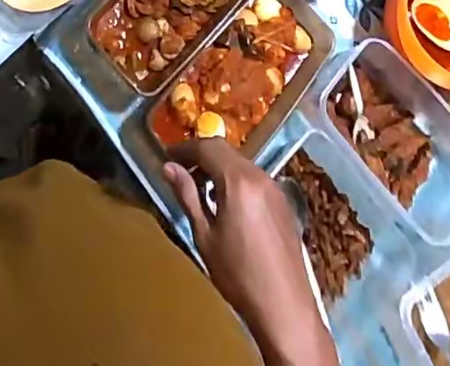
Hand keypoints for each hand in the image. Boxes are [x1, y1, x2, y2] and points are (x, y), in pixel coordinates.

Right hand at [165, 140, 335, 365]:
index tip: (166, 155)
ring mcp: (274, 185)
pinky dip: (234, 179)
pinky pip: (253, 178)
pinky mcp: (282, 199)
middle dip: (201, 155)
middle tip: (178, 170)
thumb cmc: (237, 274)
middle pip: (226, 151)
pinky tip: (224, 201)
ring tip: (197, 187)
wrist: (283, 302)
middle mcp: (259, 174)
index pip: (209, 147)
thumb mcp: (205, 236)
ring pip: (241, 163)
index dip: (185, 148)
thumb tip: (170, 168)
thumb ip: (188, 196)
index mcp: (239, 180)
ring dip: (218, 167)